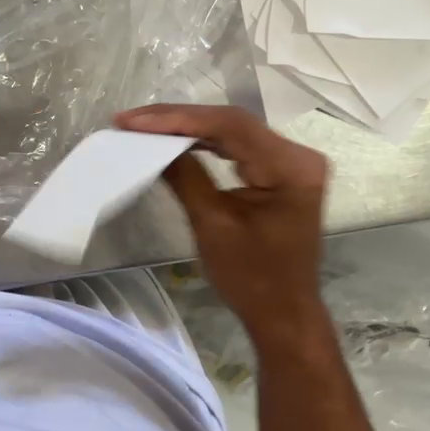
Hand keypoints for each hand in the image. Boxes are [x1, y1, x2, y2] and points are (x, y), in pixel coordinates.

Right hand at [115, 104, 328, 346]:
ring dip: (189, 128)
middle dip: (179, 119)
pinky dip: (205, 143)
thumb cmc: (250, 276)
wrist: (283, 311)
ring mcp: (291, 163)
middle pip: (232, 122)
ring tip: (144, 127)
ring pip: (233, 131)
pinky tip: (175, 141)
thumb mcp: (212, 225)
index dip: (177, 119)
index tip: (132, 122)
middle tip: (131, 121)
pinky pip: (239, 147)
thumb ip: (186, 177)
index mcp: (290, 166)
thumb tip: (153, 146)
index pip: (229, 126)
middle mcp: (298, 155)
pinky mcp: (280, 173)